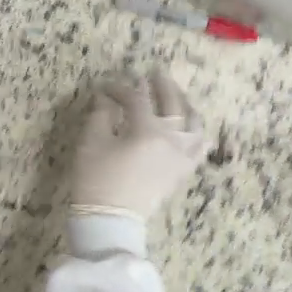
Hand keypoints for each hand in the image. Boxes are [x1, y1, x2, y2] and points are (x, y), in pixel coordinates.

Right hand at [69, 68, 209, 219]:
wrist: (111, 217)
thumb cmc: (96, 179)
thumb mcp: (90, 144)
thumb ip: (100, 116)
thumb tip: (105, 98)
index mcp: (147, 130)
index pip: (135, 99)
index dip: (120, 89)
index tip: (105, 86)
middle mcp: (173, 138)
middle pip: (172, 104)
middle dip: (162, 86)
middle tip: (154, 74)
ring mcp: (183, 155)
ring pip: (194, 122)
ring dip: (185, 104)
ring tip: (177, 96)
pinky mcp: (184, 169)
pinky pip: (200, 145)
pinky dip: (197, 131)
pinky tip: (192, 127)